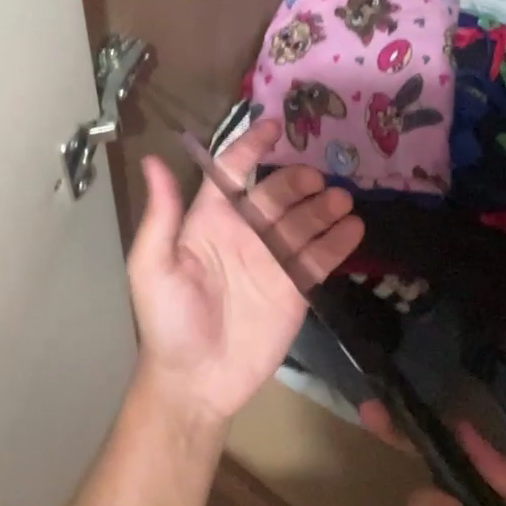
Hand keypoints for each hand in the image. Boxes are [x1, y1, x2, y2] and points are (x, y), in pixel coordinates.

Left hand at [125, 119, 363, 427]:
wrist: (196, 381)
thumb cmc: (167, 320)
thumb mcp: (152, 264)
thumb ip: (160, 214)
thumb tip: (152, 160)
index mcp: (208, 220)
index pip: (232, 172)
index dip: (250, 147)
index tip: (273, 125)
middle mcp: (243, 232)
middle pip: (274, 195)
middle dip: (295, 181)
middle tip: (317, 178)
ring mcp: (271, 260)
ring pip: (301, 222)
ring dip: (322, 207)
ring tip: (342, 198)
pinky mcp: (293, 289)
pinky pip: (318, 258)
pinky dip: (337, 242)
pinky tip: (354, 228)